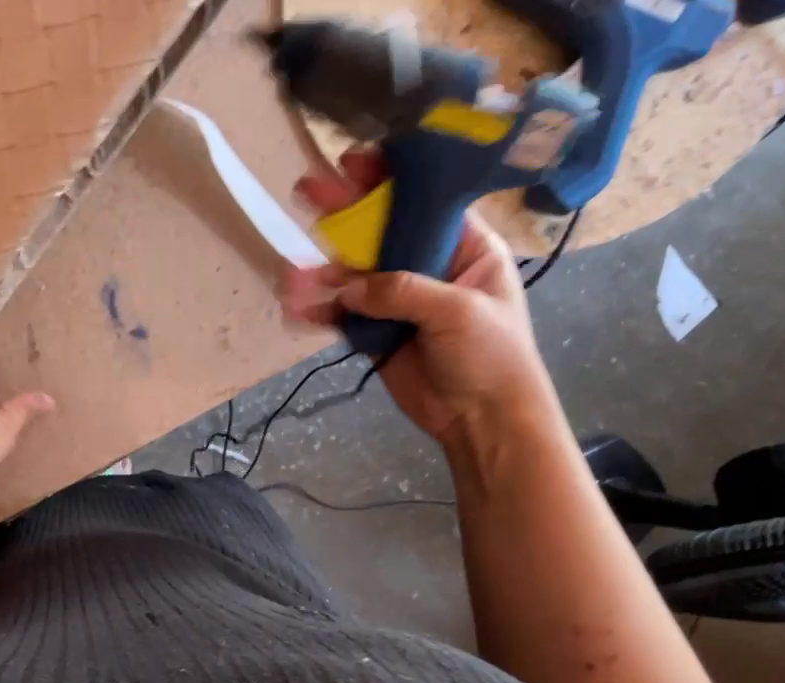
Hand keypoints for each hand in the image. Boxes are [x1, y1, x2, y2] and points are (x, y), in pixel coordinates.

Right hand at [278, 149, 560, 444]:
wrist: (481, 418)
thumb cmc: (491, 355)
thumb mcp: (457, 312)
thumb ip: (402, 291)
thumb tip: (347, 286)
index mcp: (464, 247)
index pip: (424, 202)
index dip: (391, 180)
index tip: (356, 162)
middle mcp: (428, 265)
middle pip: (380, 231)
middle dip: (344, 213)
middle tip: (309, 190)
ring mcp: (398, 300)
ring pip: (353, 273)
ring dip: (322, 269)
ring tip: (293, 271)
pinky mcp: (375, 333)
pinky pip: (342, 314)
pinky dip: (320, 310)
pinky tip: (298, 307)